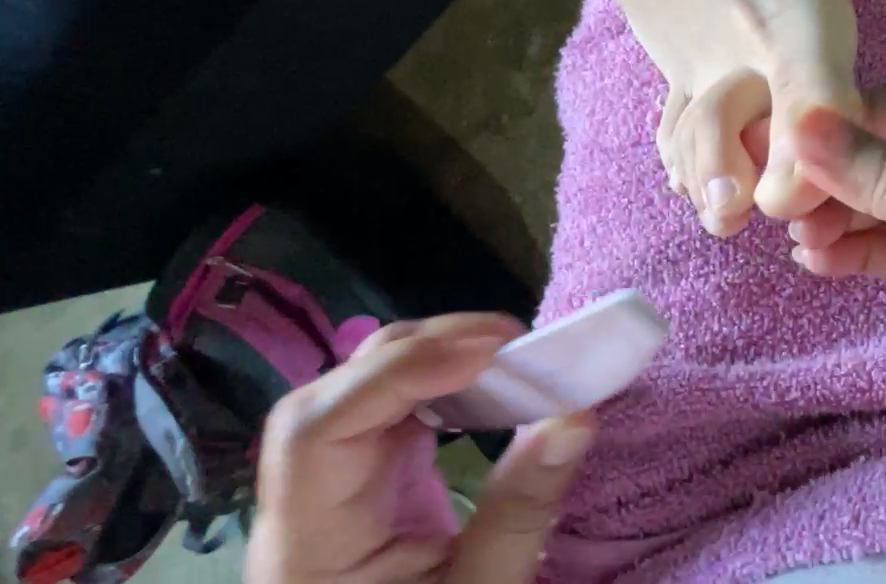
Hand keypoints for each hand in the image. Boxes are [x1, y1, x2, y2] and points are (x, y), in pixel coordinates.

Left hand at [246, 315, 593, 583]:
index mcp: (309, 548)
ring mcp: (332, 488)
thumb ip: (521, 511)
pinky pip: (392, 408)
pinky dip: (445, 381)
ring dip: (439, 356)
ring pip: (362, 389)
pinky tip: (491, 385)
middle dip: (426, 349)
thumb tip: (578, 415)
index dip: (399, 373)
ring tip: (514, 357)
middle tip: (516, 343)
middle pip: (335, 394)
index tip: (495, 351)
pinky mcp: (367, 481)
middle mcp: (302, 506)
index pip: (318, 430)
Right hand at [786, 90, 885, 420]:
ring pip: (880, 208)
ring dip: (834, 219)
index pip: (881, 112)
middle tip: (767, 207)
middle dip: (821, 179)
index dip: (820, 131)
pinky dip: (858, 255)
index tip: (759, 156)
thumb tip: (804, 130)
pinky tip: (819, 262)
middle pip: (874, 159)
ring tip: (791, 238)